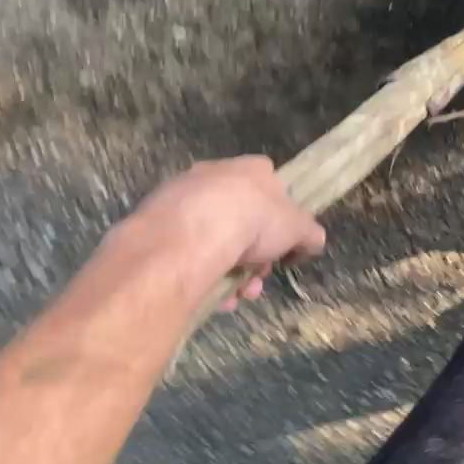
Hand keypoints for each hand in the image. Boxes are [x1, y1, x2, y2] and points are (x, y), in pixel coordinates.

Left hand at [120, 157, 325, 310]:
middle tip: (257, 277)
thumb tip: (312, 243)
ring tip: (234, 295)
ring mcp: (180, 195)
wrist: (190, 236)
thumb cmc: (254, 222)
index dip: (280, 217)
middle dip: (254, 253)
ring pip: (212, 235)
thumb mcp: (300, 230)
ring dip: (229, 268)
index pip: (272, 185)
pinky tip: (208, 294)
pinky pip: (184, 247)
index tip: (281, 245)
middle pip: (241, 216)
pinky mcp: (152, 219)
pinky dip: (198, 270)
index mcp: (252, 168)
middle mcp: (214, 174)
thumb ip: (310, 235)